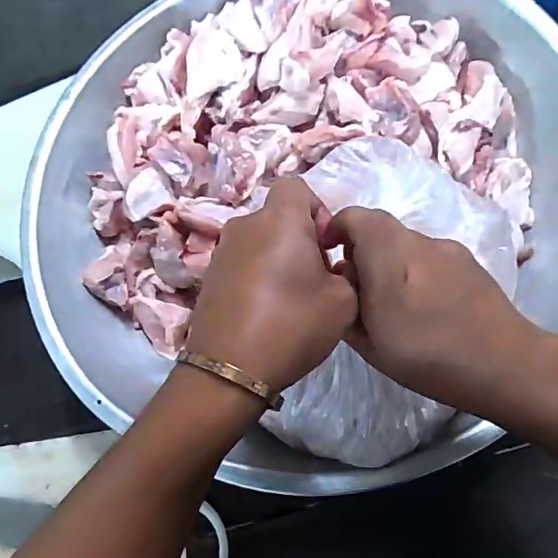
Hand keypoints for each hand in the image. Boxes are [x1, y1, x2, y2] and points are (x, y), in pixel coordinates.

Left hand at [186, 178, 356, 390]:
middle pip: (278, 218)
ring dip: (278, 261)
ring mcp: (221, 252)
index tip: (327, 247)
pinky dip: (258, 279)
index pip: (297, 187)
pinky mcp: (209, 278)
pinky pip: (243, 265)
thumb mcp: (344, 301)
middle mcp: (245, 225)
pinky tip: (267, 313)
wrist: (230, 370)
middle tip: (315, 279)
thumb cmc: (292, 326)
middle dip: (300, 240)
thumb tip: (332, 269)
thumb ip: (347, 273)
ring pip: (260, 243)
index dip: (318, 210)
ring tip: (291, 300)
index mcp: (279, 220)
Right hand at [322, 206, 549, 417]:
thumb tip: (346, 282)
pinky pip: (432, 258)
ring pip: (408, 246)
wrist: (504, 363)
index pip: (355, 217)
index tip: (331, 256)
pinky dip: (419, 273)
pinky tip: (429, 309)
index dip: (337, 229)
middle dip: (364, 252)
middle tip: (362, 293)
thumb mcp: (372, 344)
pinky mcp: (471, 262)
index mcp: (389, 256)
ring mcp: (449, 249)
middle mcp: (419, 242)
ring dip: (393, 265)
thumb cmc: (429, 358)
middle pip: (382, 231)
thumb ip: (349, 306)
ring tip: (398, 307)